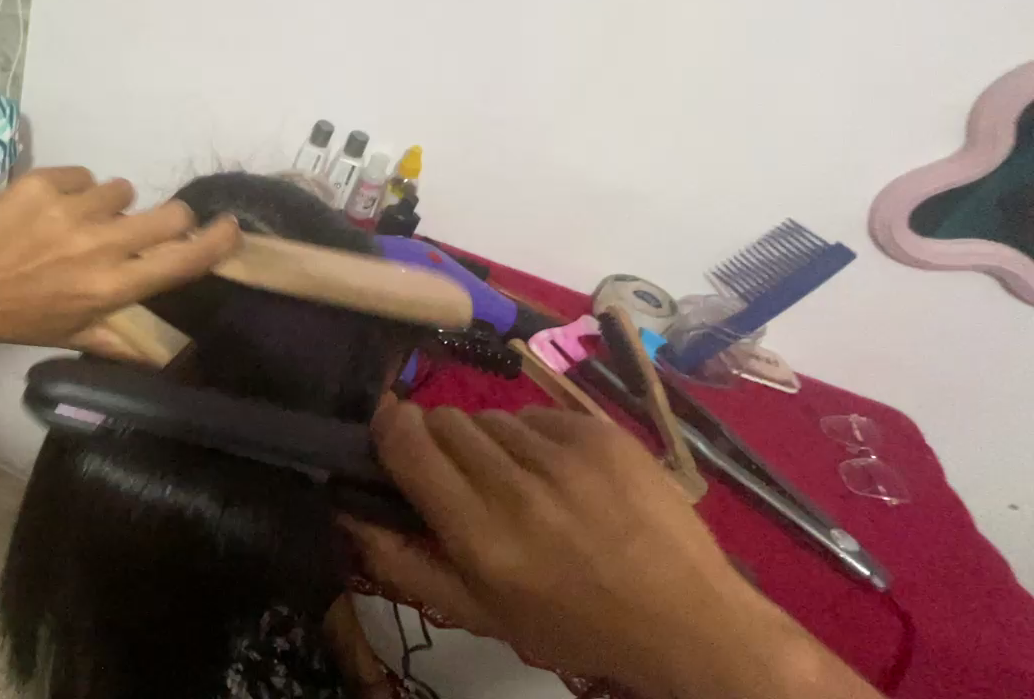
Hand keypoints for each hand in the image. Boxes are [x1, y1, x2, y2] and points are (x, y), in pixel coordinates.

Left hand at [0, 167, 241, 357]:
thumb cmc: (17, 317)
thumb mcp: (71, 334)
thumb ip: (120, 340)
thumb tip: (164, 355)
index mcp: (111, 287)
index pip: (182, 260)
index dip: (216, 241)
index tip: (229, 226)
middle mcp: (100, 245)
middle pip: (170, 213)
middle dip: (170, 217)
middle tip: (147, 225)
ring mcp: (72, 208)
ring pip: (121, 190)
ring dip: (109, 205)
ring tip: (76, 223)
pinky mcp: (44, 182)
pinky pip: (83, 176)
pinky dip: (74, 190)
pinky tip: (49, 210)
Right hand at [343, 399, 876, 698]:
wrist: (694, 625)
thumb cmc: (572, 624)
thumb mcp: (477, 612)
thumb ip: (400, 560)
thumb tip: (344, 506)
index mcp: (479, 536)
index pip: (403, 439)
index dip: (389, 428)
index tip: (394, 438)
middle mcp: (515, 487)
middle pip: (442, 420)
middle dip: (441, 443)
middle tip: (467, 479)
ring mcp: (563, 455)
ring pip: (488, 417)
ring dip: (489, 443)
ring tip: (521, 482)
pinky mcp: (599, 434)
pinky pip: (534, 414)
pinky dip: (534, 438)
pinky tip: (560, 475)